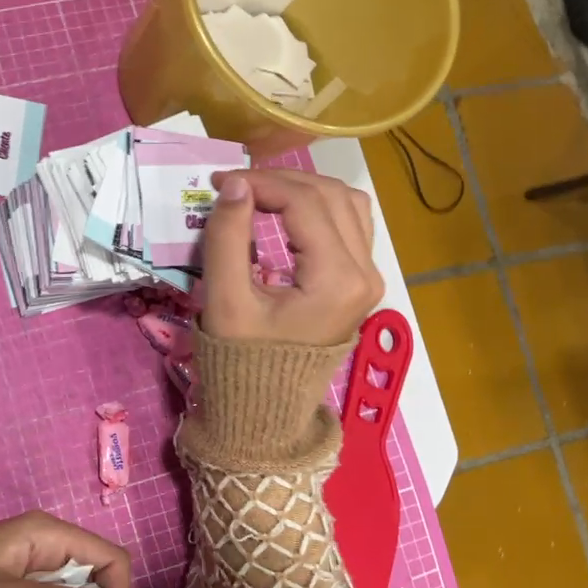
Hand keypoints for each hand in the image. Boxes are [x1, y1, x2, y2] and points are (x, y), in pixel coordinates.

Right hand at [199, 169, 383, 346]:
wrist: (265, 406)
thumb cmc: (241, 359)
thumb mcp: (225, 300)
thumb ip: (228, 239)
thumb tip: (234, 185)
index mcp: (336, 279)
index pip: (305, 203)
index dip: (262, 183)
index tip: (220, 182)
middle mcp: (364, 273)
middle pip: (331, 196)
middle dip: (281, 180)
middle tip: (235, 183)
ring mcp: (368, 277)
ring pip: (347, 204)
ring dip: (303, 189)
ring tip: (260, 192)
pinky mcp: (359, 282)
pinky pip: (350, 225)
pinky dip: (318, 207)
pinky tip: (285, 212)